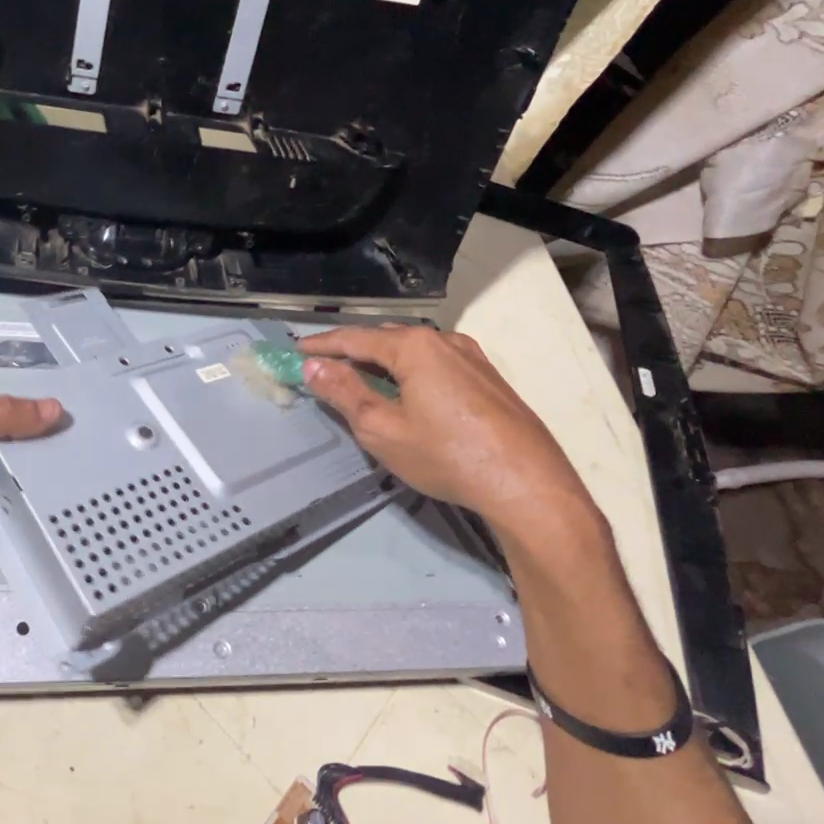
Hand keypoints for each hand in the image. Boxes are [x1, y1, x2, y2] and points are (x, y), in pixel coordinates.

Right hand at [298, 326, 594, 532]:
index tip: (295, 349)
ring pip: (414, 352)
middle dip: (352, 351)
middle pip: (386, 340)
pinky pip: (437, 365)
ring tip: (360, 377)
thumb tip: (314, 366)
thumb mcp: (382, 428)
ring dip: (383, 362)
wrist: (528, 485)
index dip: (322, 345)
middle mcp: (444, 341)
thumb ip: (344, 393)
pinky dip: (410, 372)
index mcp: (414, 346)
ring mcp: (473, 359)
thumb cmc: (447, 455)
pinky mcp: (490, 381)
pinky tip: (407, 392)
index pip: (355, 338)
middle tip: (323, 364)